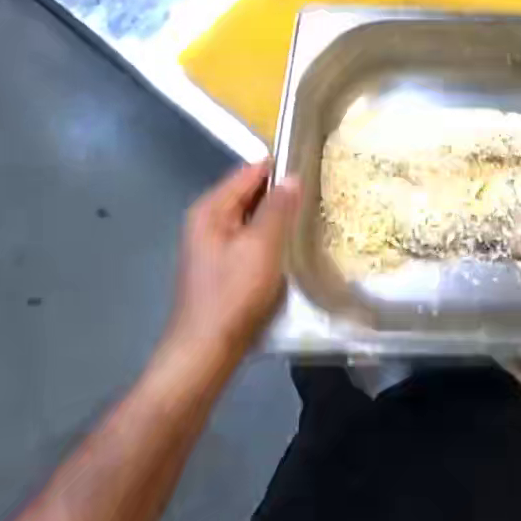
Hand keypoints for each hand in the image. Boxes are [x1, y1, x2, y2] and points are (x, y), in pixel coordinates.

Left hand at [164, 160, 301, 361]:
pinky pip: (248, 238)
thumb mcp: (262, 246)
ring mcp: (211, 245)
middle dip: (279, 193)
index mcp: (211, 209)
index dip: (279, 168)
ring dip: (275, 217)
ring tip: (308, 216)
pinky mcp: (220, 267)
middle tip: (316, 193)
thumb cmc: (233, 294)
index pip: (249, 172)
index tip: (311, 167)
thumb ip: (278, 208)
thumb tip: (292, 176)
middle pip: (248, 193)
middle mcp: (206, 221)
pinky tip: (288, 246)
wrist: (205, 352)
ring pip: (250, 218)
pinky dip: (268, 237)